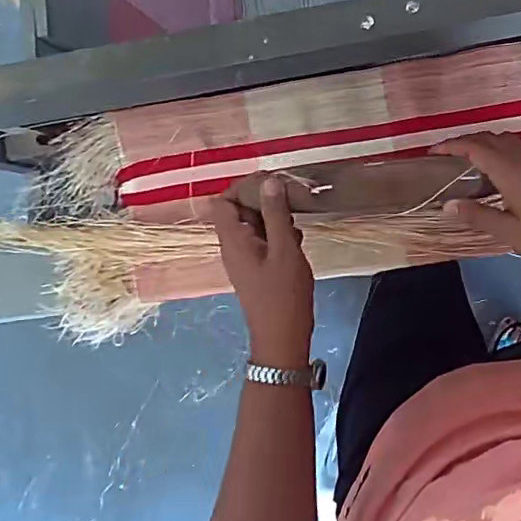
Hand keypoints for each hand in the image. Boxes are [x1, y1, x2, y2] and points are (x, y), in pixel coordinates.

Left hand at [206, 174, 314, 367]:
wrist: (283, 338)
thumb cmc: (284, 294)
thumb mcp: (285, 250)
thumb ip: (277, 214)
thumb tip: (270, 182)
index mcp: (233, 240)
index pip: (223, 201)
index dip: (244, 188)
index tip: (272, 185)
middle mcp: (234, 247)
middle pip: (238, 211)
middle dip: (263, 200)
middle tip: (292, 198)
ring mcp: (245, 259)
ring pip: (253, 226)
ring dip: (274, 217)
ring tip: (298, 217)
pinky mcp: (258, 268)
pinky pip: (263, 241)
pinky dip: (278, 234)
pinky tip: (298, 238)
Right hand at [434, 133, 520, 277]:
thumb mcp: (508, 232)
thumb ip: (477, 215)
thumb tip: (447, 205)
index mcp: (511, 172)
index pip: (475, 148)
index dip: (452, 146)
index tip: (432, 153)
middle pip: (490, 139)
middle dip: (464, 141)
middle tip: (444, 155)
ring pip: (506, 140)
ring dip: (484, 141)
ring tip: (467, 156)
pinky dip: (507, 146)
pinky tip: (506, 158)